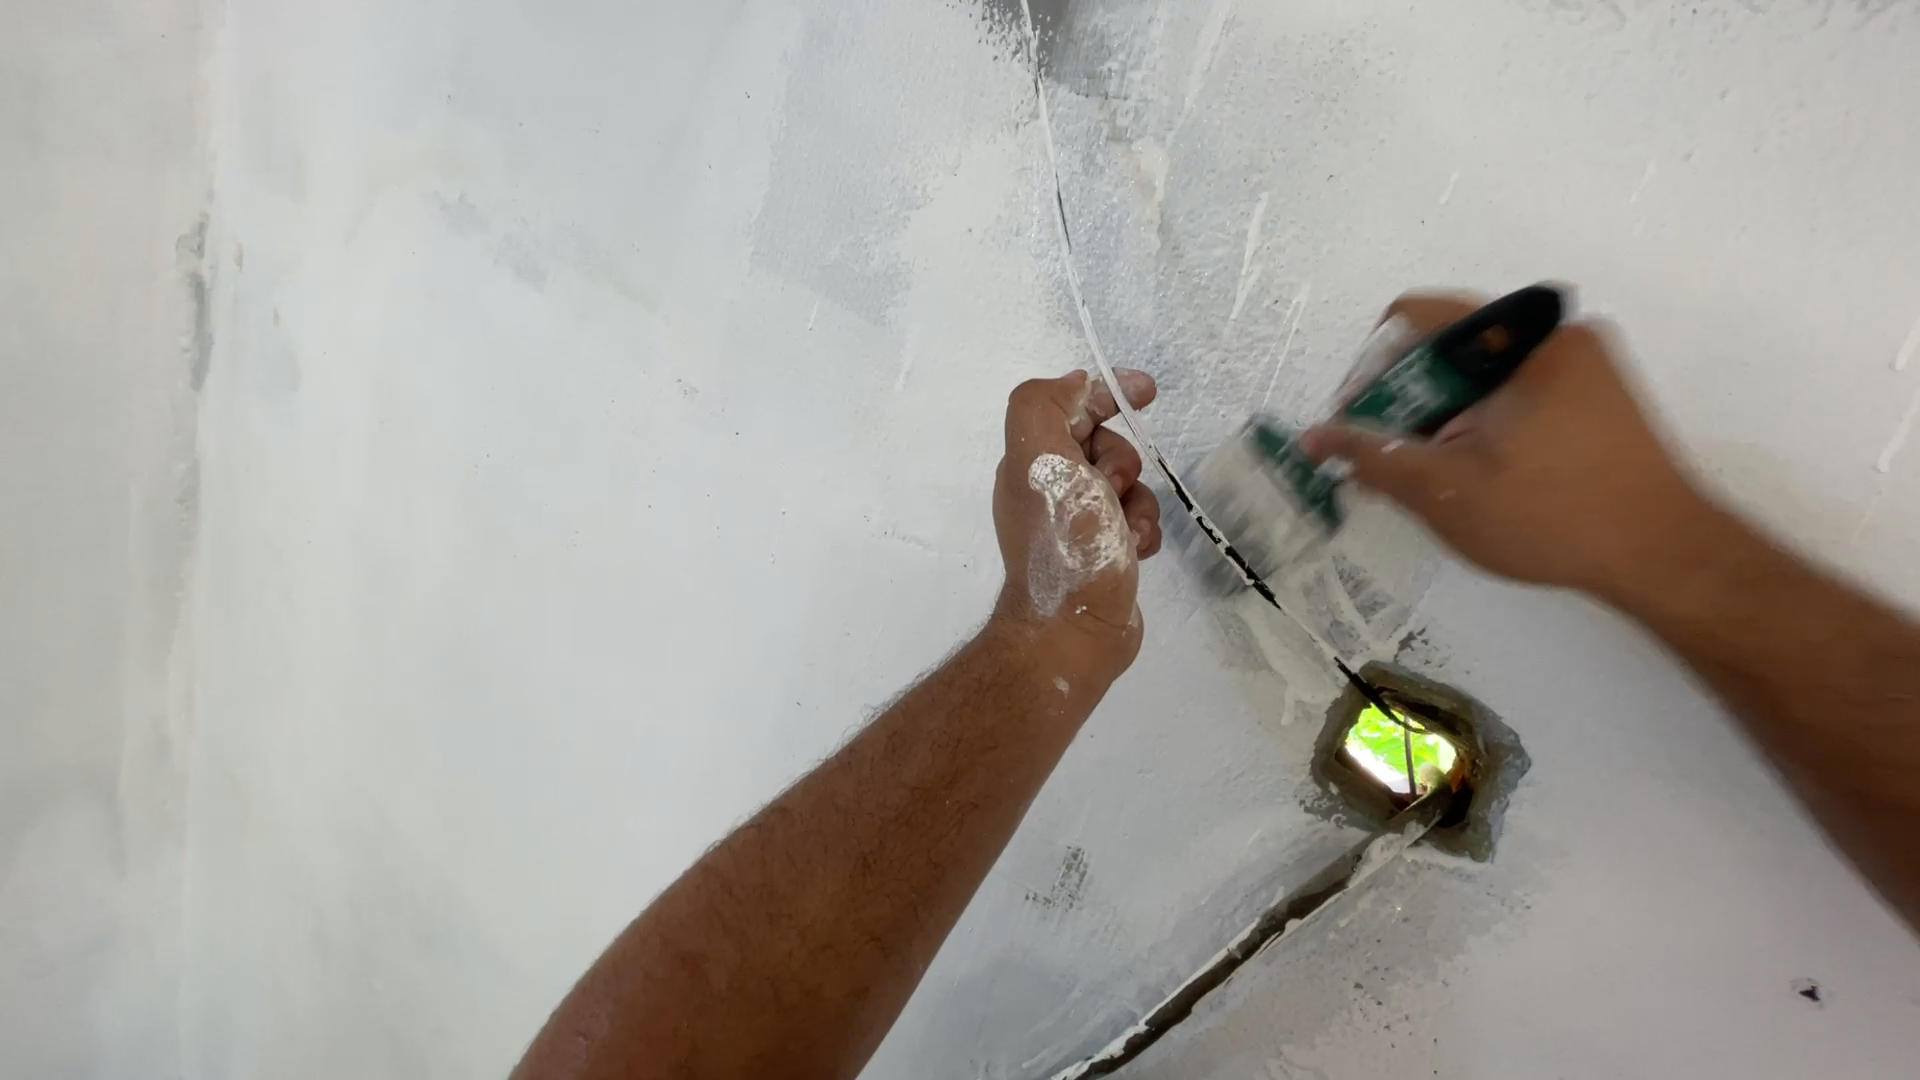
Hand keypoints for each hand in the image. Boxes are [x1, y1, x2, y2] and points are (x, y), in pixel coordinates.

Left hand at [990, 369, 1161, 678]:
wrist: (1076, 627)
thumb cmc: (1063, 539)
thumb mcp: (1040, 457)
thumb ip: (1044, 405)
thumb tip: (1076, 385)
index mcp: (1029, 462)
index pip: (1069, 406)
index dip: (1106, 391)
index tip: (1146, 391)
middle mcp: (1048, 488)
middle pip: (1106, 445)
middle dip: (1121, 462)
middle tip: (1110, 489)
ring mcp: (1077, 522)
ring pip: (1129, 485)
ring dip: (1138, 502)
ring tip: (1125, 531)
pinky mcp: (1103, 551)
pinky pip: (1138, 520)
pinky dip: (1143, 530)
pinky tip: (1135, 551)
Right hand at [1298, 292, 1709, 595]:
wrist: (1666, 558)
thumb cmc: (1549, 516)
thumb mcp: (1442, 489)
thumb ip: (1370, 456)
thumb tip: (1310, 438)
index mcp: (1522, 340)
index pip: (1415, 316)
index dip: (1370, 366)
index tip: (1360, 420)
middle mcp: (1553, 336)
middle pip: (1442, 348)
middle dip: (1398, 403)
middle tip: (1383, 460)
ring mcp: (1577, 365)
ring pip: (1470, 376)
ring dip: (1431, 420)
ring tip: (1419, 476)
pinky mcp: (1589, 396)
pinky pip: (1503, 393)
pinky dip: (1468, 425)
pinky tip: (1460, 475)